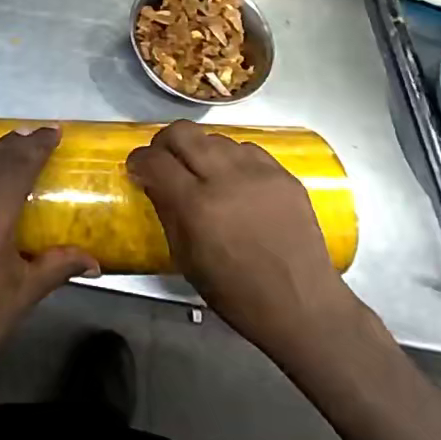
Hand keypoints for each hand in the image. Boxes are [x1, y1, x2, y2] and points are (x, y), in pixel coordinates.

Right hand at [127, 121, 355, 350]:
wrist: (303, 306)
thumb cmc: (235, 292)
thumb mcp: (185, 257)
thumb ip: (166, 211)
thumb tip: (151, 181)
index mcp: (196, 205)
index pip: (154, 160)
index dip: (139, 160)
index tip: (138, 168)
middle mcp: (226, 179)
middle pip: (183, 132)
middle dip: (165, 142)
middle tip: (164, 160)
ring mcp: (259, 174)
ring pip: (215, 137)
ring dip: (200, 150)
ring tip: (202, 171)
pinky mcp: (284, 175)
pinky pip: (247, 149)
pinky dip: (232, 158)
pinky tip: (234, 179)